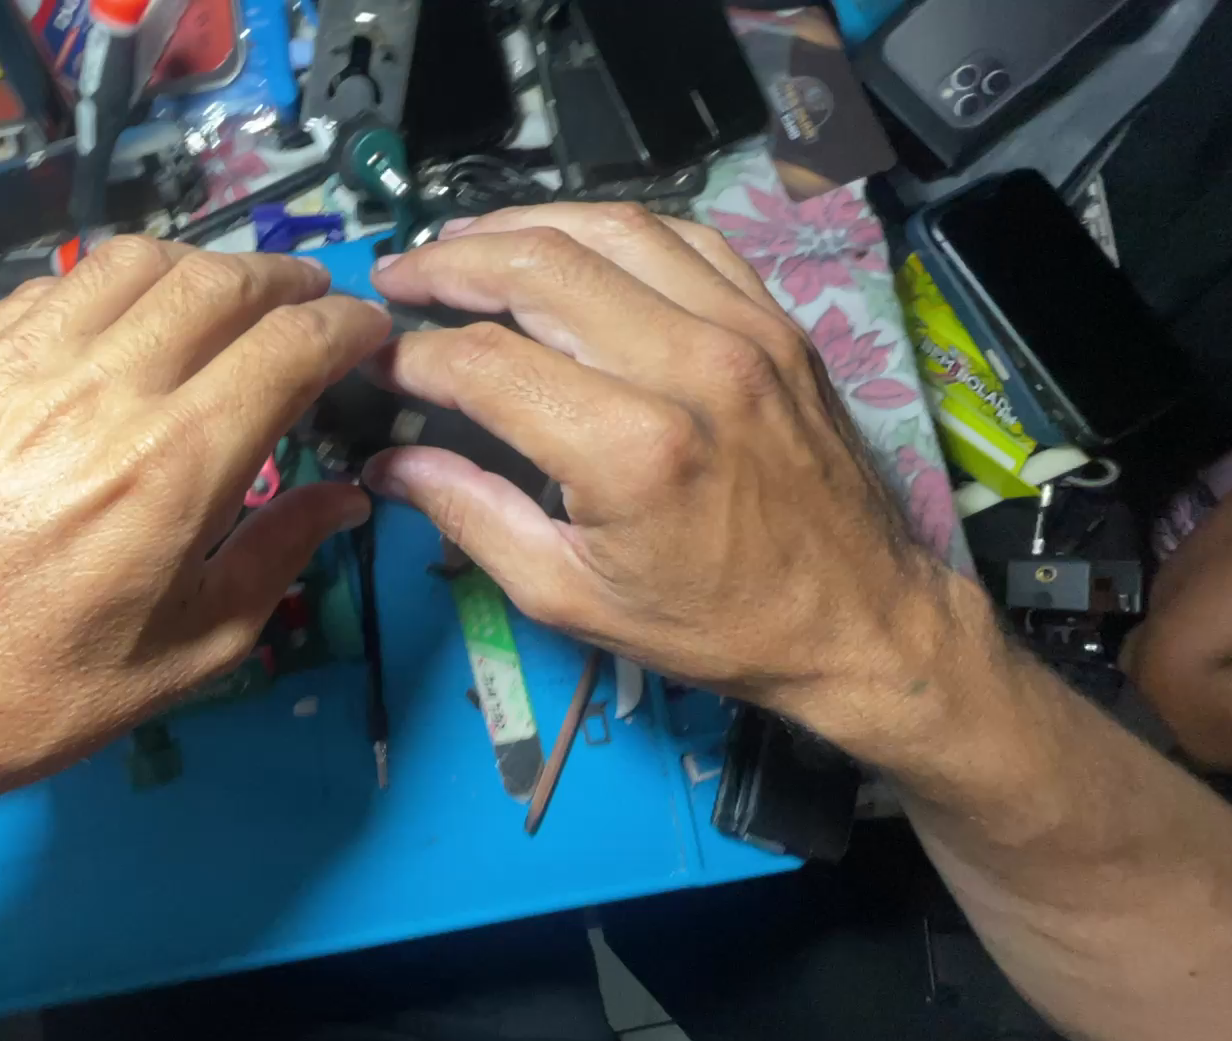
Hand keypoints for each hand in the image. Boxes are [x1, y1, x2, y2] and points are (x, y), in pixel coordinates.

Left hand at [0, 238, 389, 900]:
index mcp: (170, 472)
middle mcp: (95, 398)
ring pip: (133, 264)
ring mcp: (10, 372)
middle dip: (287, 283)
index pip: (286, 349)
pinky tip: (129, 324)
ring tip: (230, 302)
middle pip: (216, 284)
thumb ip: (280, 553)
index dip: (345, 328)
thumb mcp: (194, 650)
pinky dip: (116, 286)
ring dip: (204, 269)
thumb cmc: (47, 696)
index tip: (368, 331)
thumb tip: (346, 495)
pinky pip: (52, 289)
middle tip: (314, 306)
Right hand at [364, 204, 969, 751]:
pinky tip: (561, 244)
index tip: (375, 364)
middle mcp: (686, 363)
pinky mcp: (773, 318)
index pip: (485, 364)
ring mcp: (742, 326)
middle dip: (447, 264)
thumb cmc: (703, 622)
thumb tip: (386, 466)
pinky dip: (603, 227)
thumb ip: (469, 515)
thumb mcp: (565, 593)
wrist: (857, 618)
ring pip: (606, 230)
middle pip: (539, 269)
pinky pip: (677, 236)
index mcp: (627, 448)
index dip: (413, 357)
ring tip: (457, 243)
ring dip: (517, 226)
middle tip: (395, 278)